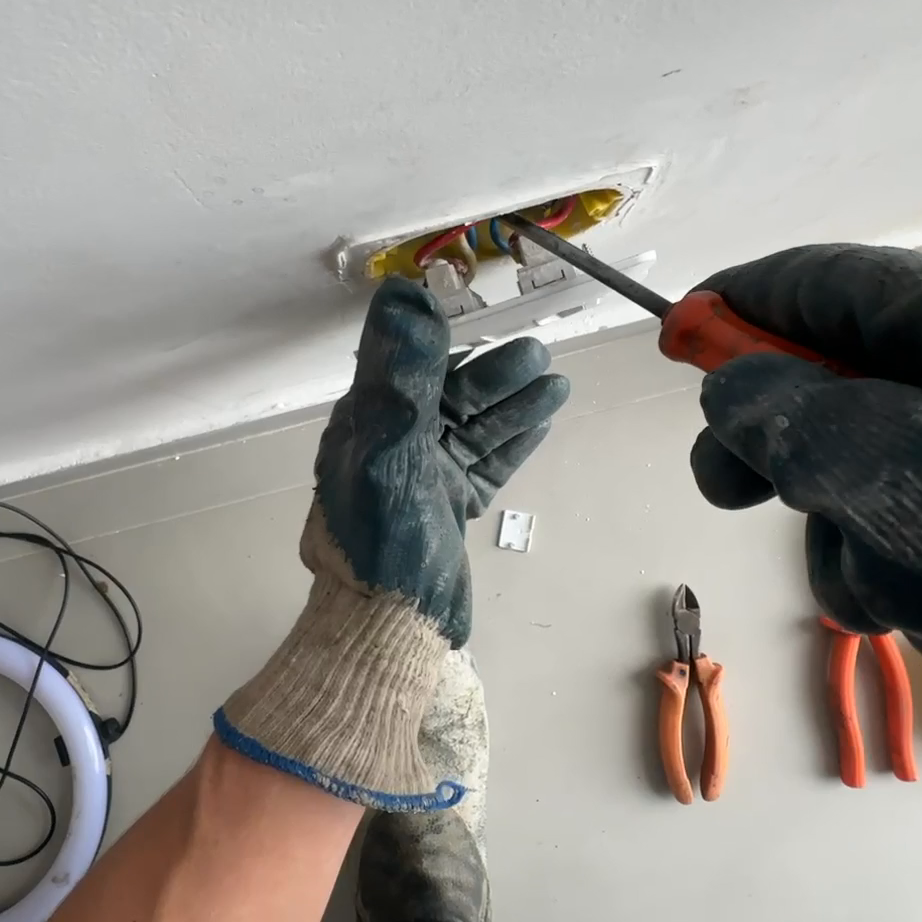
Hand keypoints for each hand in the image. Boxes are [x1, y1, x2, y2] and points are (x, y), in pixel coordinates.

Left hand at [218, 277, 566, 808]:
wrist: (387, 628)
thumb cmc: (384, 541)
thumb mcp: (389, 452)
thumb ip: (399, 376)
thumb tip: (404, 293)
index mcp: (367, 425)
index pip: (408, 368)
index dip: (444, 342)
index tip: (477, 317)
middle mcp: (394, 444)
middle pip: (451, 394)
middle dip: (495, 374)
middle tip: (538, 354)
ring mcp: (424, 475)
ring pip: (475, 426)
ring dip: (513, 403)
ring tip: (554, 381)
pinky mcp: (449, 504)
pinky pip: (486, 460)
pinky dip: (513, 439)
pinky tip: (541, 420)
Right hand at [686, 243, 921, 921]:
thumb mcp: (909, 481)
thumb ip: (795, 420)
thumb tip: (730, 390)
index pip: (829, 284)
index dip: (741, 302)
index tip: (677, 330)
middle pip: (835, 382)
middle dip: (774, 438)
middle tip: (722, 485)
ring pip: (860, 467)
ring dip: (837, 524)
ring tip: (874, 583)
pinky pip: (903, 526)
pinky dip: (884, 565)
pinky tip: (912, 605)